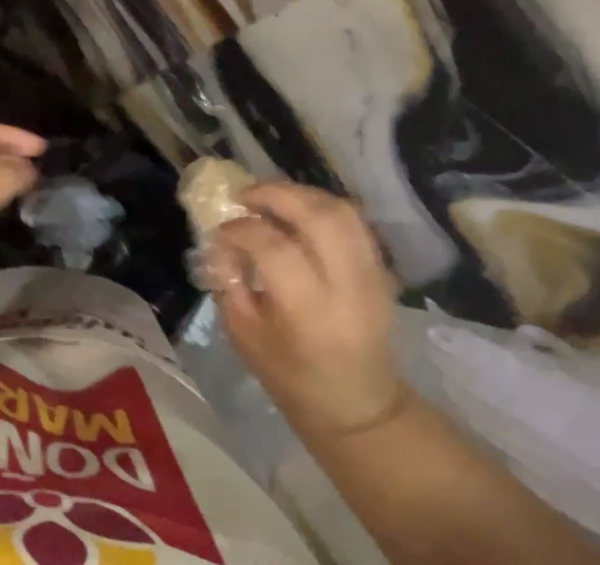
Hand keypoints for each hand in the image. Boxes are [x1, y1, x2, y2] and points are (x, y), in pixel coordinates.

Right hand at [210, 182, 405, 437]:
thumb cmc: (292, 376)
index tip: (219, 233)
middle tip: (243, 196)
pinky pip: (353, 224)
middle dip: (276, 195)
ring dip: (301, 195)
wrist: (360, 405)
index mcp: (309, 310)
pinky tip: (295, 216)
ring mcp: (371, 277)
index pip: (274, 247)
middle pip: (319, 217)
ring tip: (269, 199)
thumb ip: (229, 284)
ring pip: (342, 212)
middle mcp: (347, 286)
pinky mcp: (381, 272)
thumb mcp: (243, 335)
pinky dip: (320, 209)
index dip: (240, 230)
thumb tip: (218, 245)